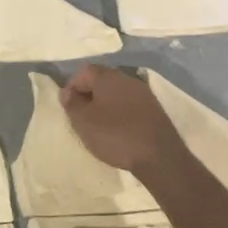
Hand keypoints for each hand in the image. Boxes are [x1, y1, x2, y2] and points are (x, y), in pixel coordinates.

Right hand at [60, 64, 183, 171]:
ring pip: (117, 93)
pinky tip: (118, 130)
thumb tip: (67, 92)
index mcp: (108, 77)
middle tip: (81, 116)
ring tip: (99, 125)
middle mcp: (128, 79)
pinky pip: (130, 105)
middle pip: (102, 80)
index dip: (72, 86)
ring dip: (105, 105)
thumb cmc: (115, 135)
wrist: (159, 157)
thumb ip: (71, 103)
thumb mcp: (83, 121)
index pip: (84, 71)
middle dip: (89, 95)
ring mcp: (145, 94)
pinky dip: (120, 113)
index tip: (68, 106)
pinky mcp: (155, 110)